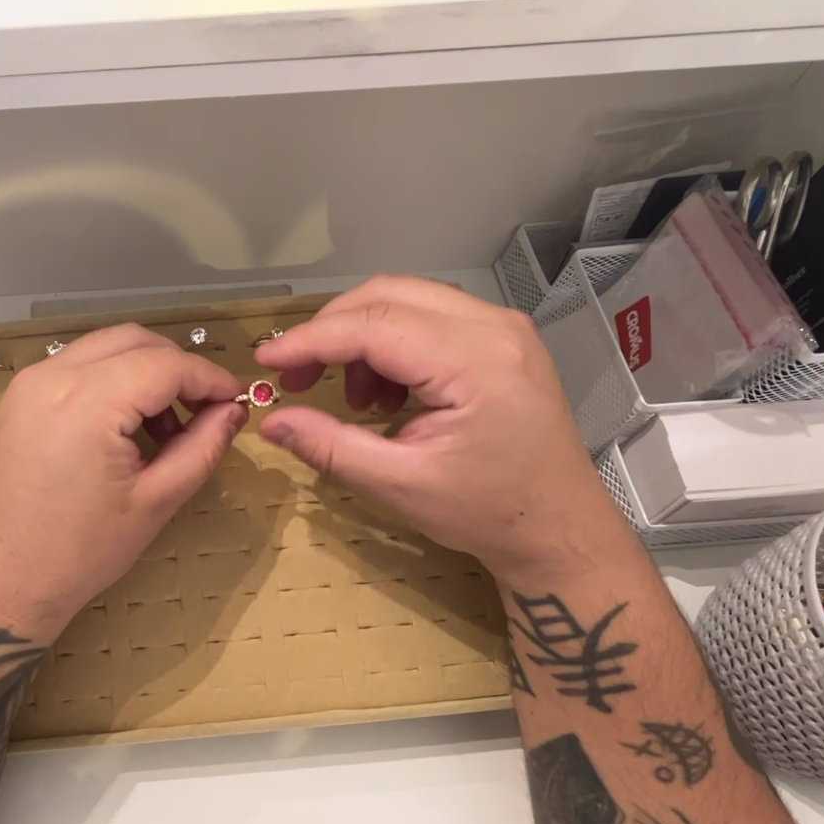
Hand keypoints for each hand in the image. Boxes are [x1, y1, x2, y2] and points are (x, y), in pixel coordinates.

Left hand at [0, 325, 248, 642]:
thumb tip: (232, 411)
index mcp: (87, 400)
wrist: (2, 583)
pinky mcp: (14, 401)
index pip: (166, 364)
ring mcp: (26, 385)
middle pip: (133, 340)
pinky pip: (74, 369)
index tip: (235, 399)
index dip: (209, 377)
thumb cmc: (78, 553)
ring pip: (102, 350)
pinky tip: (123, 428)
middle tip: (203, 411)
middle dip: (177, 367)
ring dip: (142, 373)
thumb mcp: (155, 501)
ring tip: (163, 429)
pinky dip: (109, 382)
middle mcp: (51, 377)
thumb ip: (202, 447)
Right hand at [254, 276, 636, 586]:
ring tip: (353, 401)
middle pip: (387, 296)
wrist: (558, 528)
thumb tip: (271, 422)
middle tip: (297, 379)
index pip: (373, 326)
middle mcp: (493, 327)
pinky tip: (387, 396)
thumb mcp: (399, 485)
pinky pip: (430, 320)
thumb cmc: (486, 513)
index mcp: (475, 361)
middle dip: (330, 331)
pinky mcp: (502, 340)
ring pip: (407, 302)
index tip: (265, 361)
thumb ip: (330, 447)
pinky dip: (391, 346)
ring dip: (360, 339)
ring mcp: (503, 328)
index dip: (310, 340)